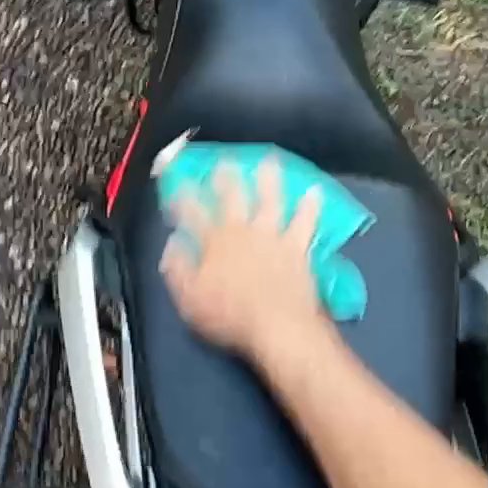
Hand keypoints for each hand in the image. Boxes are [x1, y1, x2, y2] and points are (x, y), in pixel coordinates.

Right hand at [160, 156, 330, 359]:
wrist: (278, 327)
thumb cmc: (229, 315)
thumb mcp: (189, 297)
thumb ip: (177, 269)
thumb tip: (172, 245)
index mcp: (213, 241)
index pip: (193, 212)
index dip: (183, 196)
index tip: (180, 183)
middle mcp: (242, 231)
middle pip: (232, 197)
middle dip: (226, 177)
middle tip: (225, 160)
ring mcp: (272, 237)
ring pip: (270, 200)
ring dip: (269, 180)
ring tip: (270, 160)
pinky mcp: (297, 248)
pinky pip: (305, 222)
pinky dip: (310, 207)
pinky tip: (315, 192)